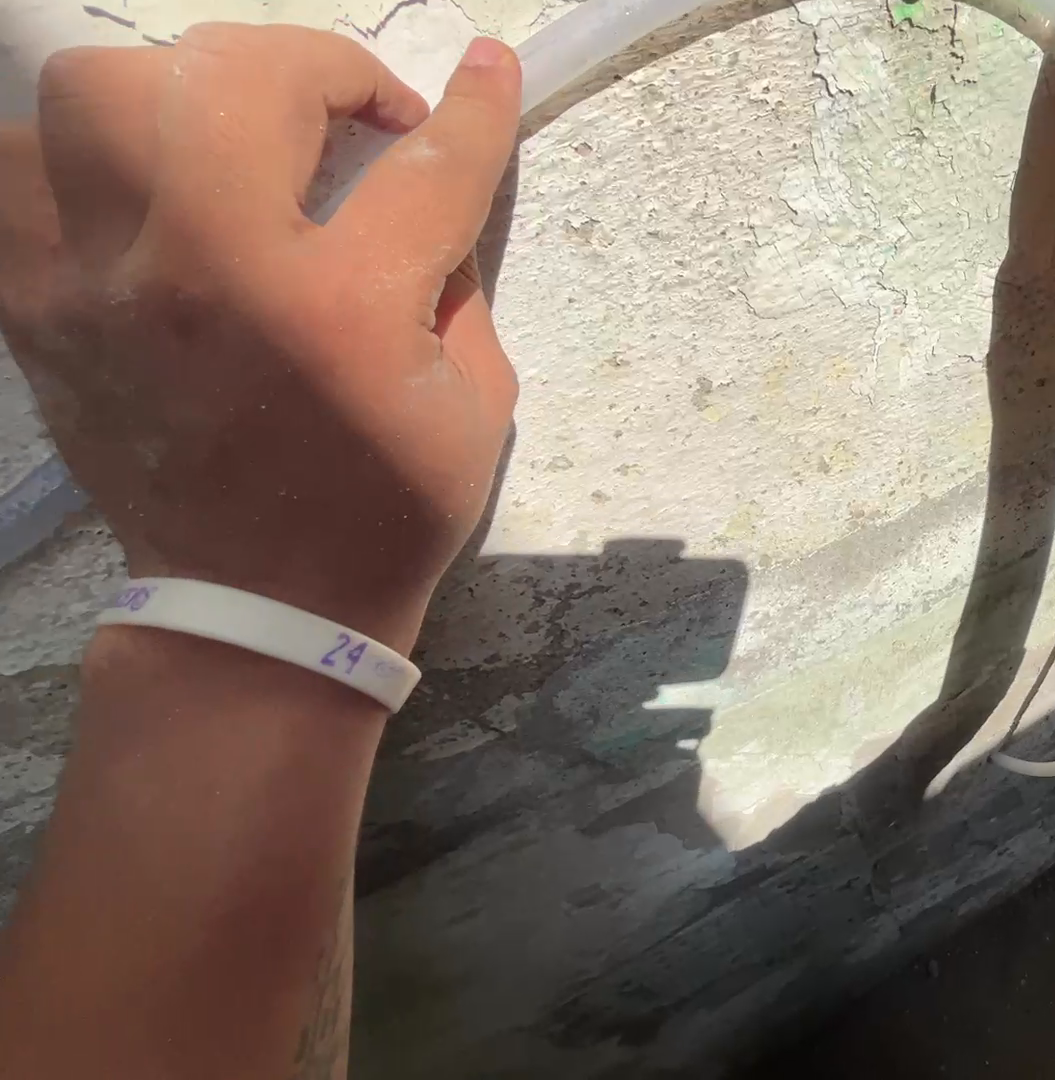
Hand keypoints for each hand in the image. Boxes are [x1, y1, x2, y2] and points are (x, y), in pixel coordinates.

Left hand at [0, 25, 522, 649]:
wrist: (271, 597)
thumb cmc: (400, 508)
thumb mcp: (478, 407)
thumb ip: (457, 297)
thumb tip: (428, 221)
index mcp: (347, 315)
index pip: (424, 178)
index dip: (471, 114)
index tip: (494, 64)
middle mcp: (213, 273)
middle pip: (235, 80)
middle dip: (322, 63)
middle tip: (368, 109)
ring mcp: (96, 281)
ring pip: (93, 91)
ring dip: (195, 90)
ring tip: (251, 140)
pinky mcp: (30, 302)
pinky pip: (14, 166)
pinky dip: (86, 151)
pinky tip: (152, 189)